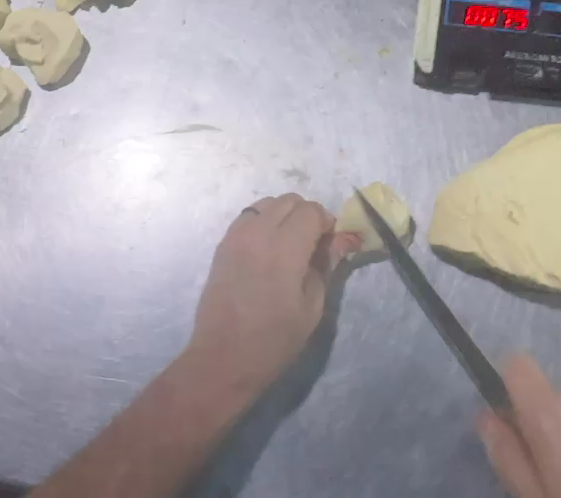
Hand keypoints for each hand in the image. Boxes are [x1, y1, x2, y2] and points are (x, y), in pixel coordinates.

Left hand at [182, 194, 361, 400]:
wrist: (223, 359)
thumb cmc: (273, 340)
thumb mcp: (312, 307)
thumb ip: (325, 265)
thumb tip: (338, 241)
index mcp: (285, 248)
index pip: (312, 211)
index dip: (327, 222)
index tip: (330, 244)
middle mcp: (258, 233)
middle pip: (290, 200)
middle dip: (306, 215)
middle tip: (312, 244)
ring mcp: (236, 236)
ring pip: (268, 203)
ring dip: (284, 214)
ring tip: (288, 243)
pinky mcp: (223, 245)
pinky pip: (248, 216)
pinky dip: (263, 221)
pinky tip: (267, 248)